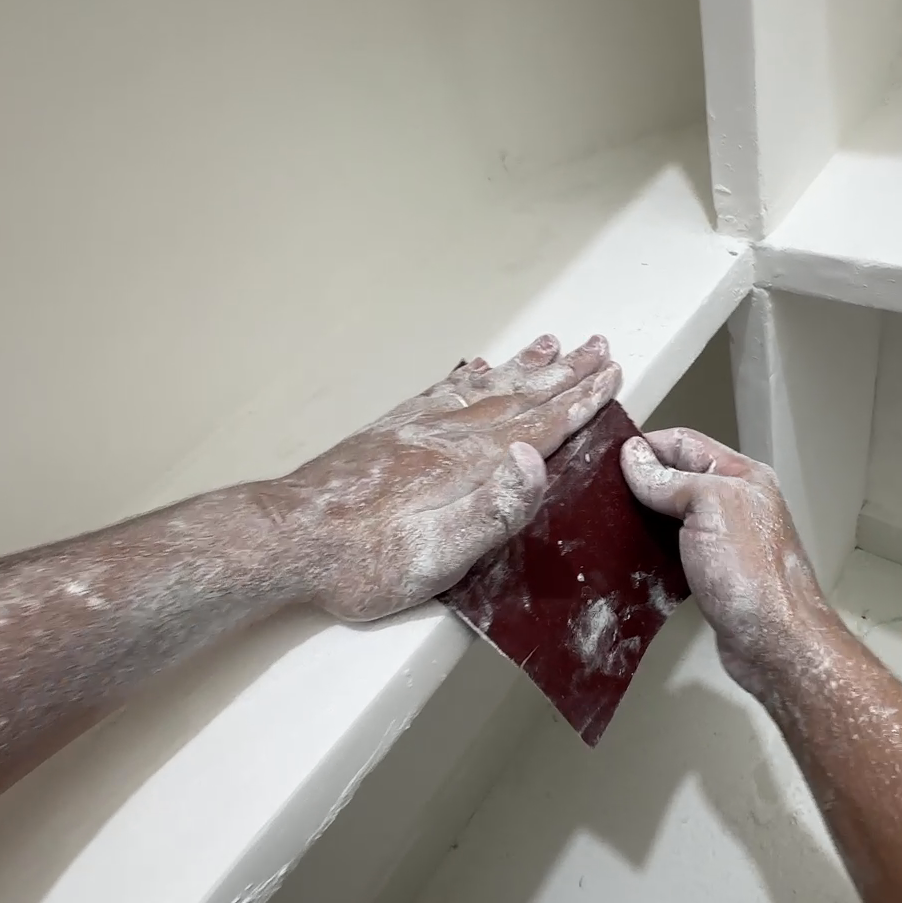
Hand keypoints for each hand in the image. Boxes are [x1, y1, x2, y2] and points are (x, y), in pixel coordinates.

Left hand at [269, 335, 620, 620]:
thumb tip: (536, 460)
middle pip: (522, 394)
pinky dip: (468, 374)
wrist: (291, 540)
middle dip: (565, 373)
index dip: (580, 400)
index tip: (610, 375)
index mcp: (473, 463)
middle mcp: (452, 434)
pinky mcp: (393, 430)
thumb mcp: (440, 554)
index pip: (542, 424)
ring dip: (525, 365)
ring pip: (487, 385)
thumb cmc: (368, 559)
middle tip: (597, 346)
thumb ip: (494, 510)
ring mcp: (421, 426)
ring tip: (552, 343)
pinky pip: (442, 390)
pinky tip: (477, 366)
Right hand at [620, 428, 839, 695]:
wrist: (774, 646)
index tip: (604, 457)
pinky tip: (623, 550)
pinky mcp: (707, 571)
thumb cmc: (749, 572)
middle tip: (595, 489)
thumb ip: (670, 479)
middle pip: (675, 475)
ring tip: (601, 517)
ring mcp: (721, 538)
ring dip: (639, 513)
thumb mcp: (709, 507)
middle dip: (637, 478)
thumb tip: (631, 455)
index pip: (683, 442)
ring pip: (670, 512)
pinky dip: (647, 545)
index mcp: (740, 475)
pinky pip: (670, 546)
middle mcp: (732, 501)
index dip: (644, 445)